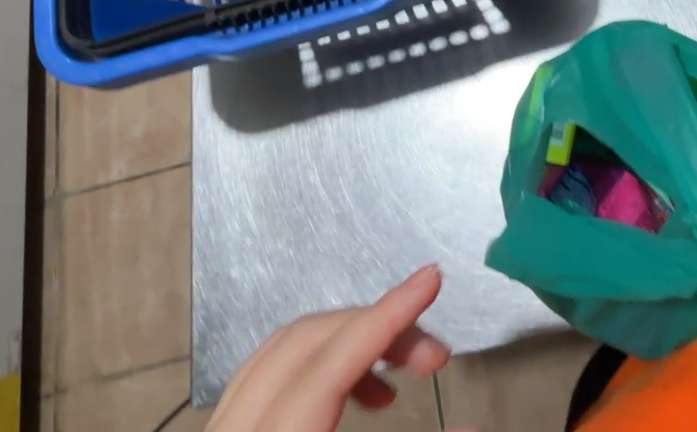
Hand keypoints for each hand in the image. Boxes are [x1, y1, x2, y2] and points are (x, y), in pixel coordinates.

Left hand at [207, 266, 459, 431]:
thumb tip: (474, 423)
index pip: (330, 360)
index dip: (388, 314)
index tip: (432, 279)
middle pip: (306, 340)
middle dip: (377, 327)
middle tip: (433, 352)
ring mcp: (221, 430)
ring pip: (282, 349)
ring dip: (348, 343)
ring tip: (398, 373)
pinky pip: (266, 373)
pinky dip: (318, 365)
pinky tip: (358, 392)